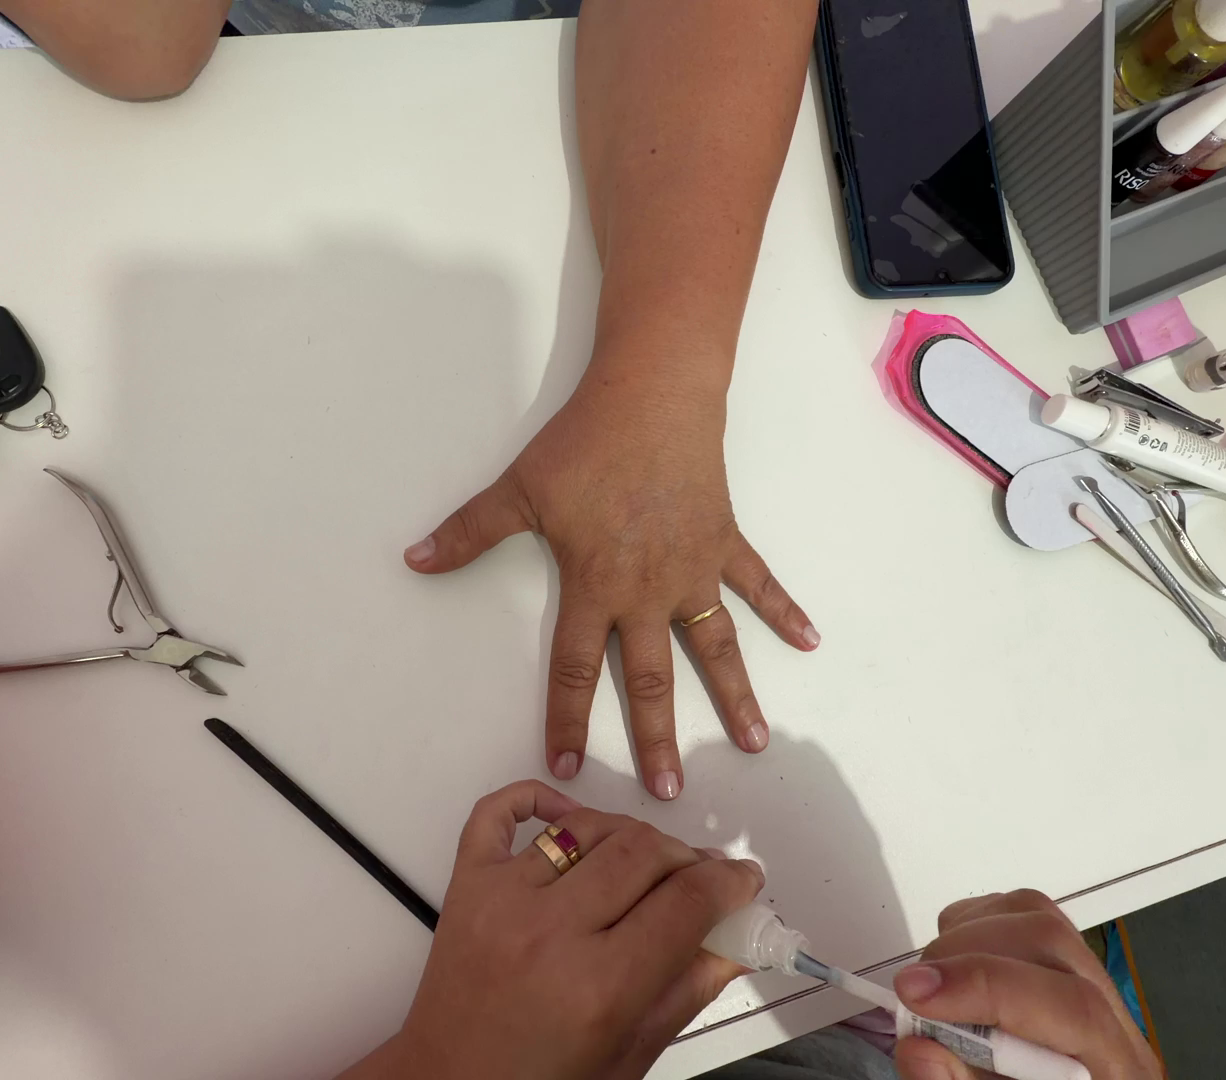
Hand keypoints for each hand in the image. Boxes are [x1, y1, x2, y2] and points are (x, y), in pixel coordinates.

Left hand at [344, 781, 765, 1079]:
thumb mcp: (627, 1058)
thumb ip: (685, 993)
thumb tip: (735, 941)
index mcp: (596, 989)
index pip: (686, 904)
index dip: (729, 884)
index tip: (743, 878)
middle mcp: (548, 933)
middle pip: (644, 852)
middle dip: (687, 857)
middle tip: (700, 874)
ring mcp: (502, 898)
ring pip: (589, 824)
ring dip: (631, 834)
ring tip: (647, 858)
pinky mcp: (467, 881)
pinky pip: (501, 811)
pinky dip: (536, 796)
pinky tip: (568, 811)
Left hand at [404, 366, 817, 800]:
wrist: (652, 397)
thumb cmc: (586, 444)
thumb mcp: (520, 488)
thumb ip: (470, 531)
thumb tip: (414, 558)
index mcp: (595, 586)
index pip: (573, 668)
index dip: (566, 719)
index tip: (568, 767)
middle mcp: (647, 591)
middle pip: (651, 678)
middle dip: (658, 738)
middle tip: (670, 793)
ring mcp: (693, 570)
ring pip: (715, 645)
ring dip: (734, 696)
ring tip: (755, 743)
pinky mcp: (724, 542)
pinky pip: (758, 583)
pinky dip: (784, 610)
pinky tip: (810, 640)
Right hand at [892, 890, 1160, 1079]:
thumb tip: (916, 1048)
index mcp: (1117, 1070)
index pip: (1074, 1007)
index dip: (988, 988)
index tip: (916, 997)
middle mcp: (1114, 1013)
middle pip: (1049, 941)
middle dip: (964, 956)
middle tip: (914, 994)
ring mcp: (1088, 972)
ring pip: (1030, 913)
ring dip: (961, 936)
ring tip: (932, 984)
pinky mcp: (1054, 951)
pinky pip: (1012, 909)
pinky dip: (966, 925)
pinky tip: (951, 964)